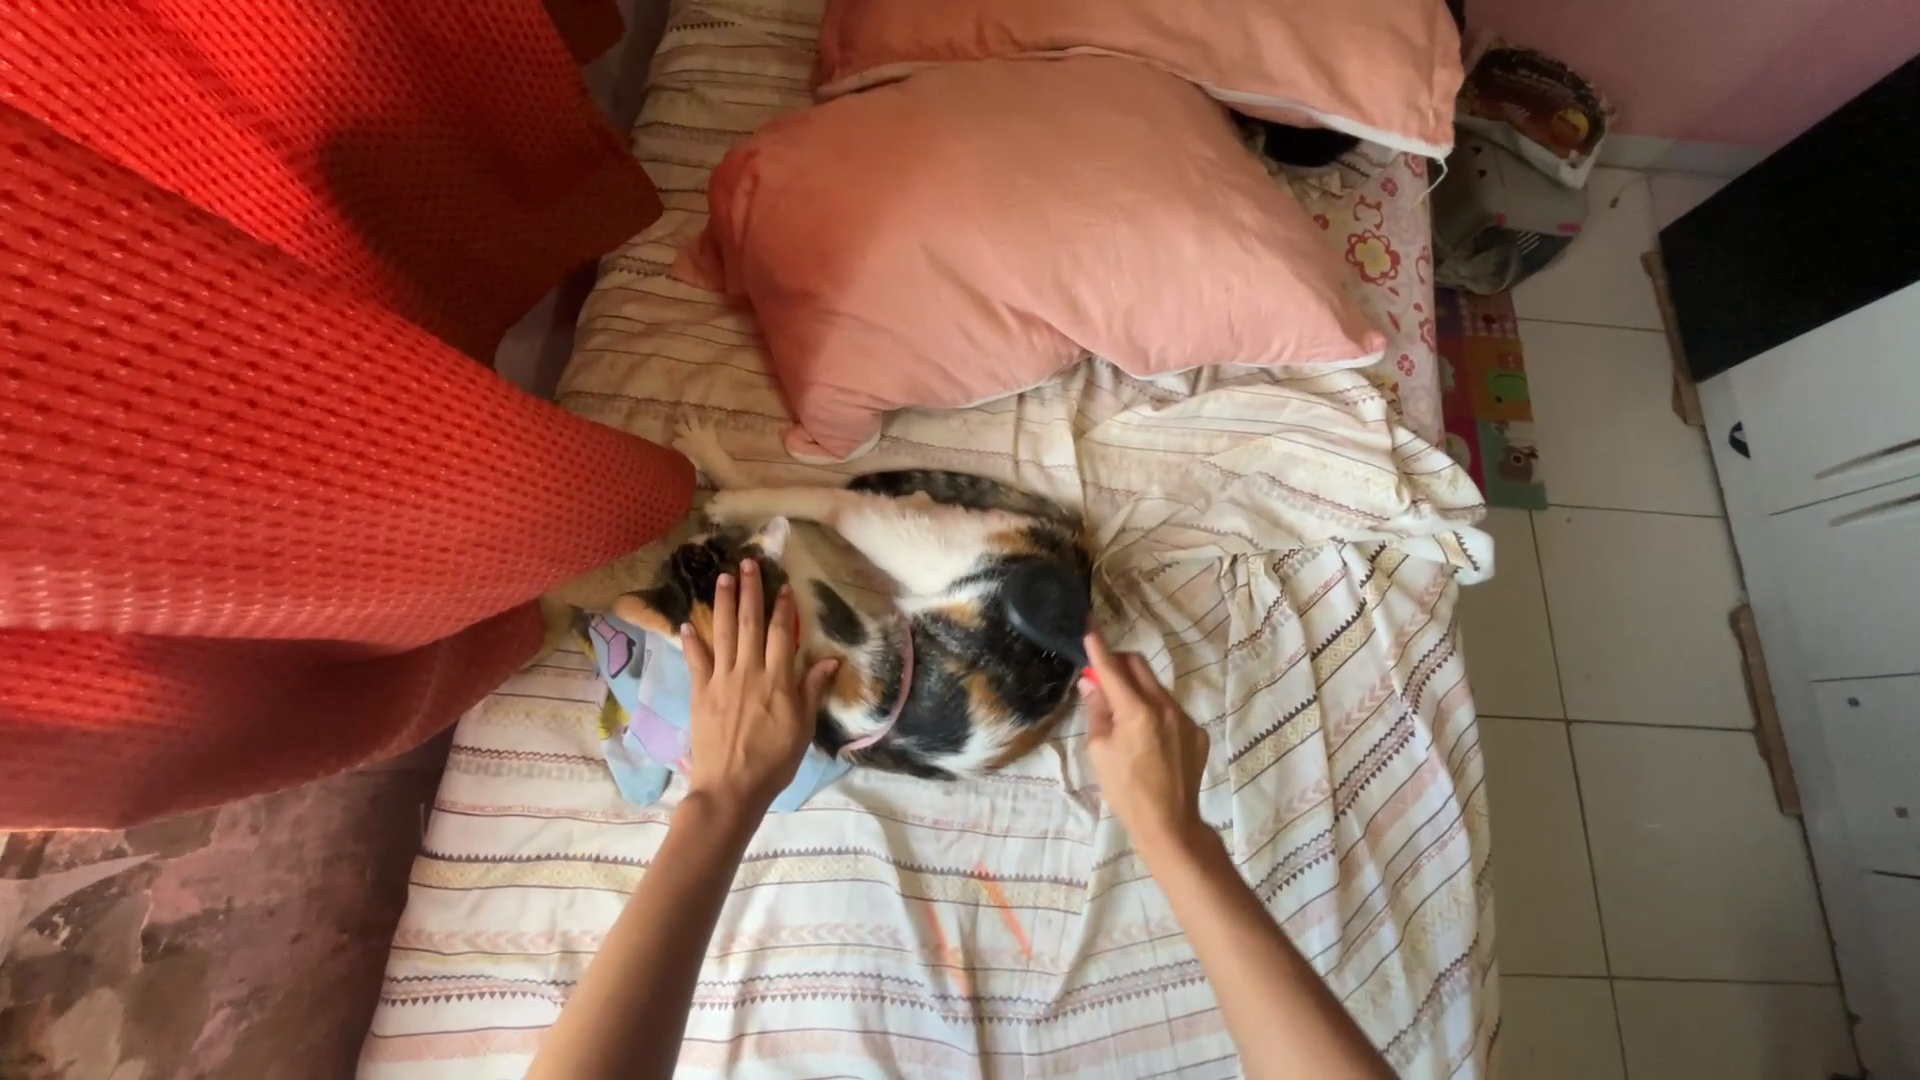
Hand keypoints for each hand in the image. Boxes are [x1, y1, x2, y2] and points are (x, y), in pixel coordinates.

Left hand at [680, 559, 838, 813]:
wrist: (731, 788)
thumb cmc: (774, 761)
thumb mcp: (803, 727)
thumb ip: (812, 689)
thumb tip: (831, 659)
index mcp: (777, 680)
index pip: (779, 634)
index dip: (781, 607)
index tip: (782, 584)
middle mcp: (748, 672)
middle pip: (749, 624)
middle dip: (750, 591)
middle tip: (749, 563)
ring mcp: (721, 681)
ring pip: (722, 633)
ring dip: (722, 604)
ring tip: (722, 578)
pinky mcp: (700, 694)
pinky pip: (695, 662)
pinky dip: (691, 641)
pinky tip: (688, 622)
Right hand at [1080, 629, 1209, 853]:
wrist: (1170, 824)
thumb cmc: (1125, 790)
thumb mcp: (1099, 751)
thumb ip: (1097, 710)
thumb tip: (1091, 683)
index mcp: (1136, 711)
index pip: (1112, 667)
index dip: (1098, 644)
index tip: (1088, 623)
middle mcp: (1164, 706)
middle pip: (1138, 665)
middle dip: (1118, 661)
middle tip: (1101, 674)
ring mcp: (1184, 718)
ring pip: (1155, 686)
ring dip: (1136, 687)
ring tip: (1123, 714)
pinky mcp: (1196, 732)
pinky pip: (1170, 708)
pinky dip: (1153, 710)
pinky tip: (1147, 737)